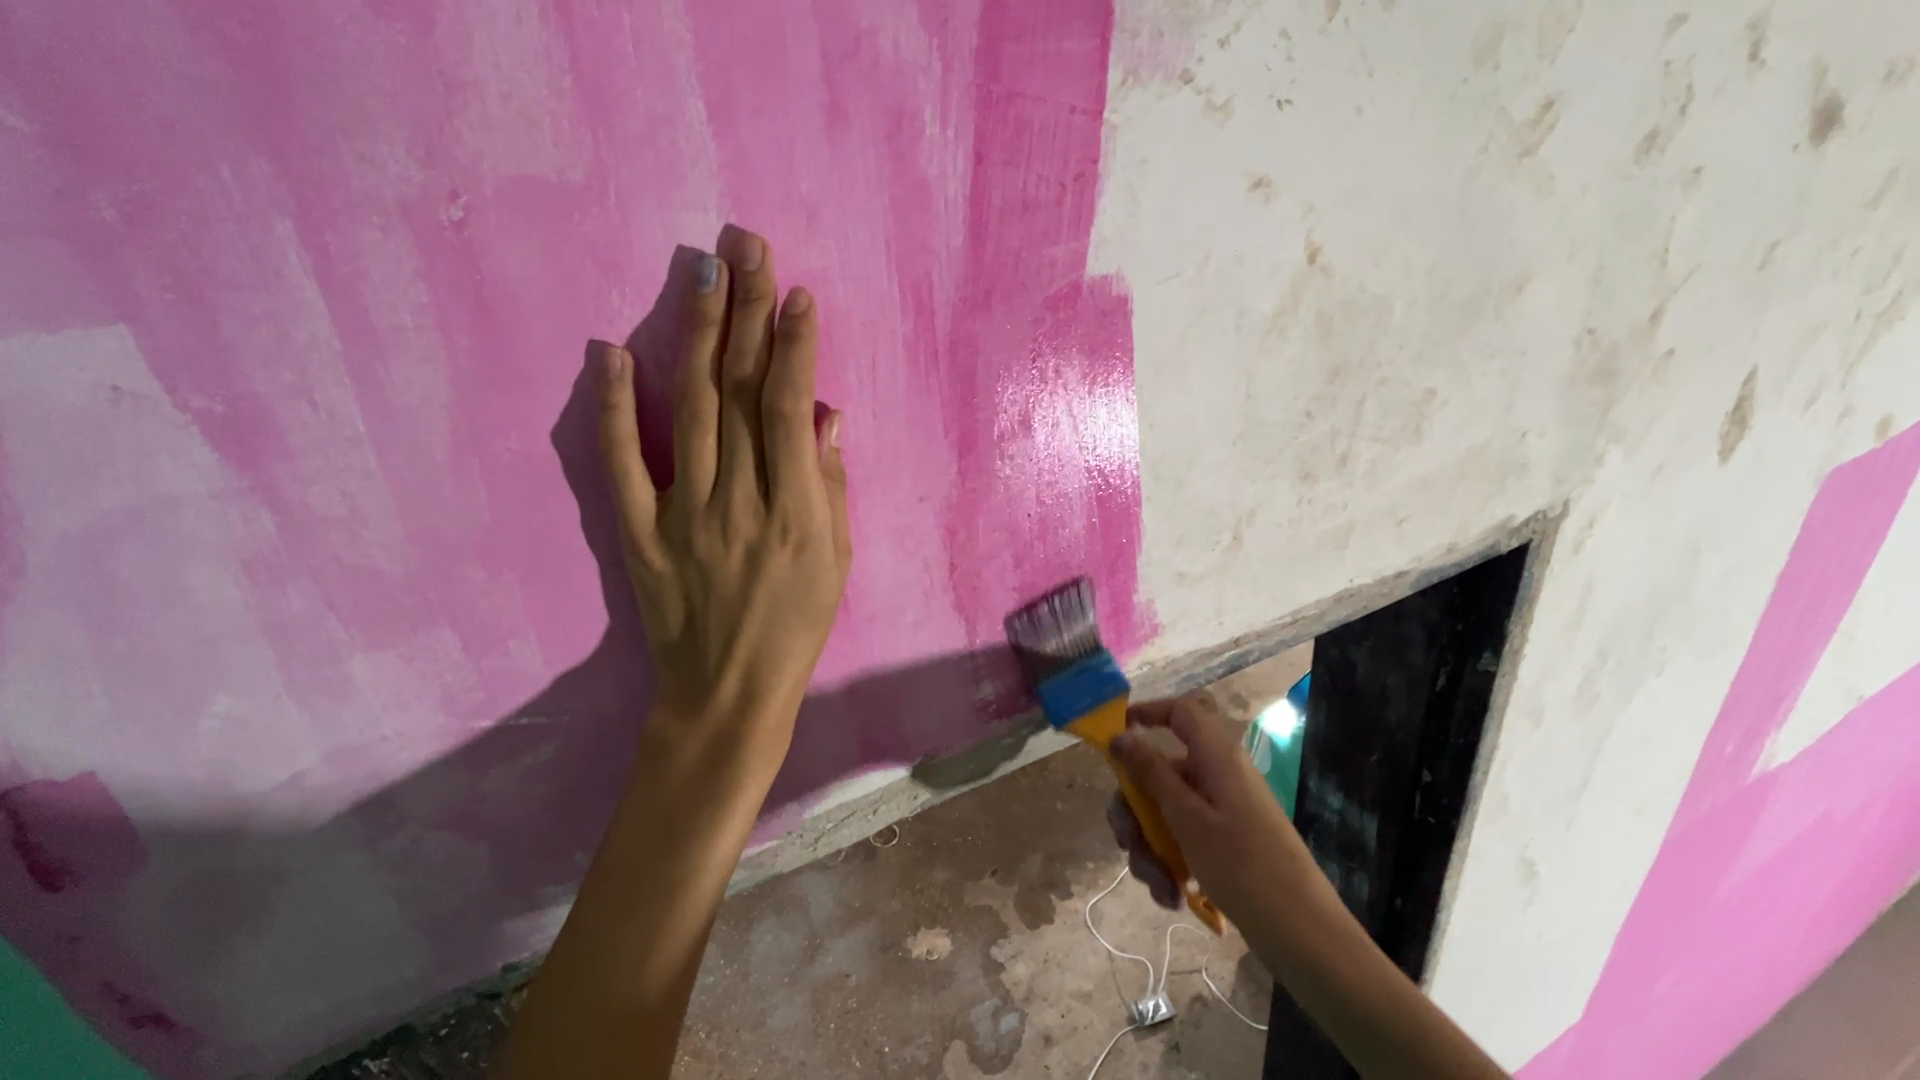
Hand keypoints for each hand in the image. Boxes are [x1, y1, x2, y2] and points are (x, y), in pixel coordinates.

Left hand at [594, 226, 851, 751]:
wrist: (728, 692)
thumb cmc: (797, 626)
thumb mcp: (838, 562)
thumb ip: (829, 486)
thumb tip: (825, 413)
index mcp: (797, 512)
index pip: (792, 411)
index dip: (795, 347)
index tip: (795, 292)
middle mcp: (739, 502)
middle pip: (742, 393)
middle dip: (747, 313)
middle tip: (745, 245)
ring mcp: (683, 515)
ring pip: (690, 411)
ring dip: (696, 336)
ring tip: (703, 271)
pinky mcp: (639, 533)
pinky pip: (623, 463)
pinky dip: (615, 407)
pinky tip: (612, 350)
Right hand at [1108, 695, 1317, 924]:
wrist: (1300, 930)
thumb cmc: (1243, 865)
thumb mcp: (1187, 819)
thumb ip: (1150, 774)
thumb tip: (1119, 735)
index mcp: (1216, 756)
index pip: (1180, 712)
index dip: (1145, 715)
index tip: (1113, 742)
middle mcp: (1219, 775)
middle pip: (1161, 773)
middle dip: (1135, 811)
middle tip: (1126, 844)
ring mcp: (1222, 809)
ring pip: (1166, 812)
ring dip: (1151, 847)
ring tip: (1160, 887)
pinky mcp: (1225, 841)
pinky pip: (1184, 838)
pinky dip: (1172, 863)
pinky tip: (1173, 895)